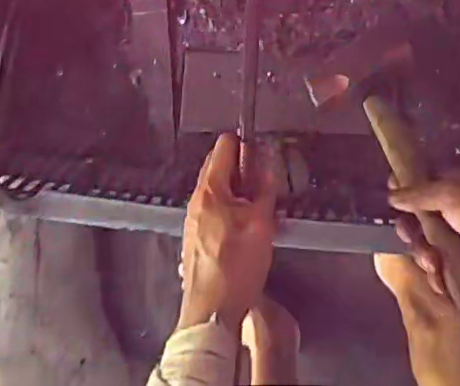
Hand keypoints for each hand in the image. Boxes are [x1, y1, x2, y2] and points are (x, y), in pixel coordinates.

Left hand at [178, 133, 277, 331]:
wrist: (211, 315)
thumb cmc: (237, 265)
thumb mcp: (261, 222)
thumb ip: (265, 187)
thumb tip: (267, 161)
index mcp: (210, 189)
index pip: (224, 145)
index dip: (245, 142)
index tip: (263, 152)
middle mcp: (196, 200)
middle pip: (218, 166)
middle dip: (242, 167)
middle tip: (265, 180)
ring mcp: (192, 221)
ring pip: (217, 190)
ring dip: (238, 190)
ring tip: (260, 206)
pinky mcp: (194, 239)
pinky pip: (213, 210)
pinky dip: (229, 208)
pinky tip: (246, 227)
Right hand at [387, 169, 459, 294]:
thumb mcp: (447, 195)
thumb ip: (417, 194)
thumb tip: (390, 194)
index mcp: (450, 181)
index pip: (420, 179)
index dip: (404, 189)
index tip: (391, 201)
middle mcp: (450, 204)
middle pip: (417, 215)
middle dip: (411, 229)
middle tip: (407, 236)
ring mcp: (454, 233)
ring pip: (424, 241)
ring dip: (424, 253)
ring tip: (431, 262)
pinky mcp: (458, 258)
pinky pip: (436, 262)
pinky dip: (435, 270)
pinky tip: (438, 274)